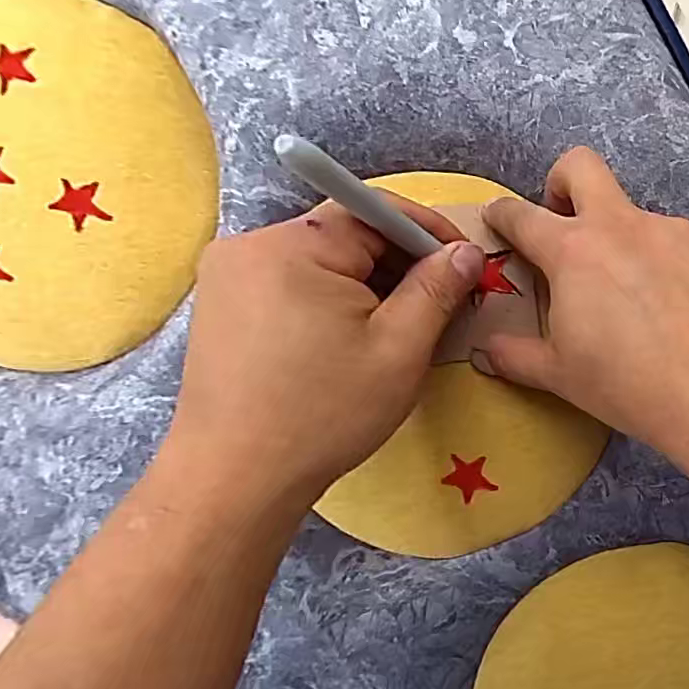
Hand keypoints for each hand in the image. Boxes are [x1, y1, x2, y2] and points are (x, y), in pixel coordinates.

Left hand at [164, 193, 484, 508]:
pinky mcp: (223, 307)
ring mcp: (229, 277)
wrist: (238, 476)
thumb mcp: (400, 350)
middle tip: (442, 303)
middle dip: (400, 263)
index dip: (428, 233)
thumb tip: (465, 252)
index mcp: (294, 246)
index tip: (465, 262)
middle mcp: (251, 246)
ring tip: (402, 328)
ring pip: (322, 262)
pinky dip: (334, 300)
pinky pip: (294, 284)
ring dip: (369, 285)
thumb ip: (436, 290)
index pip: (374, 211)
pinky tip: (355, 339)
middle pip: (346, 234)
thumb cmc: (326, 413)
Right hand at [477, 147, 688, 449]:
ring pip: (637, 217)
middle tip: (566, 225)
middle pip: (579, 167)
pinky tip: (683, 307)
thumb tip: (487, 350)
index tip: (500, 221)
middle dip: (561, 183)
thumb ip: (515, 355)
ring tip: (643, 300)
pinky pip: (681, 241)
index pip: (521, 215)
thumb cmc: (629, 384)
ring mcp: (672, 229)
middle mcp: (620, 226)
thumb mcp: (560, 375)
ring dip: (627, 244)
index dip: (503, 215)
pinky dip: (672, 264)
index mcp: (572, 251)